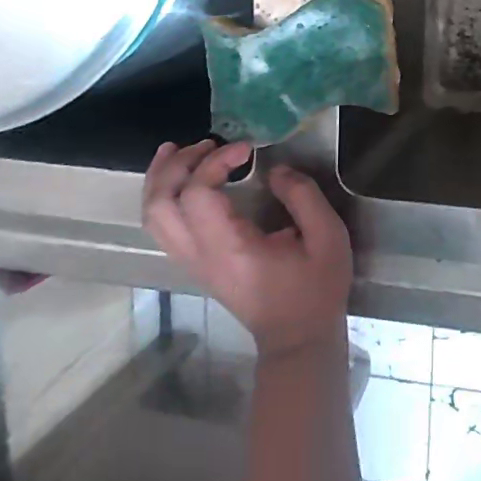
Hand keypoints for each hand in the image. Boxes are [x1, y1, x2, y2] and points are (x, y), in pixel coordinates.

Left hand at [143, 140, 353, 359]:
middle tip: (209, 143)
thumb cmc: (315, 290)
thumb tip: (275, 170)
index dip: (215, 162)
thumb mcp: (328, 238)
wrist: (297, 337)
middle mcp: (199, 255)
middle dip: (178, 164)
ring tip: (181, 150)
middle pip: (161, 202)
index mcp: (229, 249)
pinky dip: (164, 195)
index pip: (197, 193)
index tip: (248, 149)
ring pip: (153, 215)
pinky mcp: (195, 264)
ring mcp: (192, 262)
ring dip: (162, 177)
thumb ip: (303, 196)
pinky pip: (162, 225)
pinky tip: (181, 178)